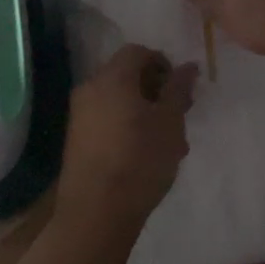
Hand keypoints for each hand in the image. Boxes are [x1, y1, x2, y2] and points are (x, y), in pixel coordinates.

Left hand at [55, 45, 196, 235]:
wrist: (96, 212)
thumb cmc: (140, 159)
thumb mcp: (170, 121)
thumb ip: (179, 88)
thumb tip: (188, 65)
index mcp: (112, 77)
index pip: (138, 51)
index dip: (163, 63)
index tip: (181, 89)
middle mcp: (90, 88)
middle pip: (126, 75)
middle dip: (156, 90)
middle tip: (180, 115)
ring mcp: (79, 114)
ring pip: (118, 99)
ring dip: (145, 110)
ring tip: (169, 141)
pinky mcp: (76, 139)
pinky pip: (106, 118)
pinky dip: (127, 125)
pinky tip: (146, 153)